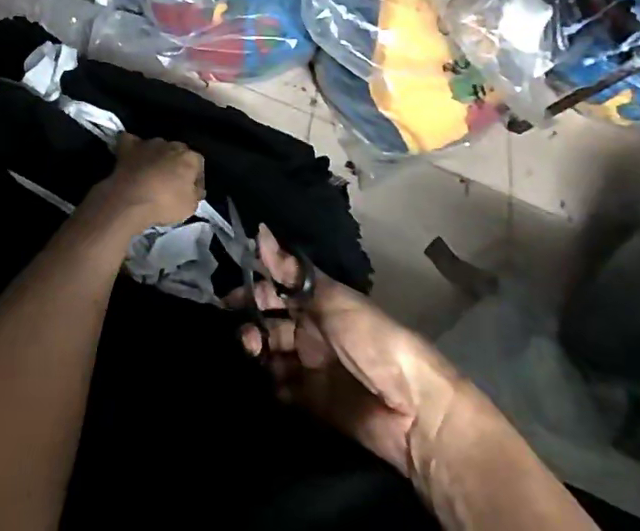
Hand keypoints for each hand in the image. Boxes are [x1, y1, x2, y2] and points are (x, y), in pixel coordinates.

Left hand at [83, 136, 205, 234]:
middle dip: (176, 164)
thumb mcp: (190, 206)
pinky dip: (132, 149)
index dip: (195, 178)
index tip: (191, 190)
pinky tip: (131, 157)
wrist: (131, 199)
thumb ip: (195, 193)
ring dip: (156, 157)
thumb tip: (195, 188)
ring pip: (156, 147)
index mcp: (189, 157)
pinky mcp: (128, 147)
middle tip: (171, 182)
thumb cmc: (165, 204)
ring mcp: (148, 144)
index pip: (198, 163)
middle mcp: (170, 145)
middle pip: (177, 151)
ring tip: (150, 174)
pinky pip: (131, 141)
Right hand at [230, 227, 470, 474]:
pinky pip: (280, 389)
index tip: (228, 295)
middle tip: (240, 329)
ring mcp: (311, 367)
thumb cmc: (372, 341)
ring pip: (270, 354)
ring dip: (255, 351)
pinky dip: (266, 383)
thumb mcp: (332, 299)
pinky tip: (258, 378)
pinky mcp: (311, 402)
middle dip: (250, 321)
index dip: (254, 289)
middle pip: (270, 322)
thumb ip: (292, 270)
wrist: (411, 410)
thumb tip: (260, 229)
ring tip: (251, 352)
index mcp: (320, 303)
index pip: (278, 289)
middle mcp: (312, 331)